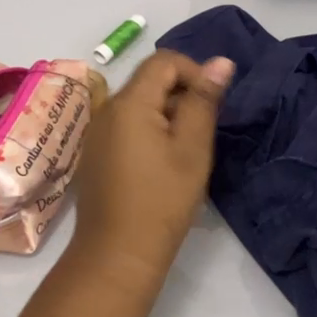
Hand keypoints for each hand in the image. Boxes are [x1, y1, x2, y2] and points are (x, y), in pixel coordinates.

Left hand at [71, 51, 234, 285]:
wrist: (117, 255)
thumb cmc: (162, 199)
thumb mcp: (192, 147)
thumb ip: (204, 100)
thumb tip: (220, 61)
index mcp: (129, 102)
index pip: (164, 61)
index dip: (194, 72)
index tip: (212, 104)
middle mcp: (107, 110)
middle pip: (149, 80)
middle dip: (182, 94)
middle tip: (203, 130)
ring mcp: (97, 134)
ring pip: (139, 103)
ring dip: (167, 114)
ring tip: (186, 150)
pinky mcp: (96, 155)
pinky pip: (127, 125)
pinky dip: (150, 131)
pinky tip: (162, 165)